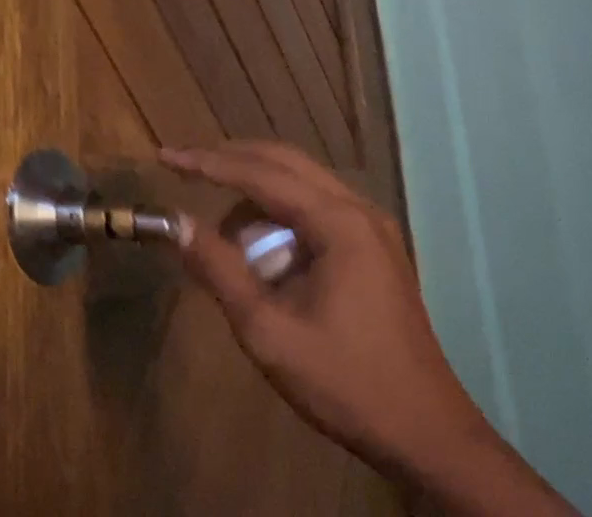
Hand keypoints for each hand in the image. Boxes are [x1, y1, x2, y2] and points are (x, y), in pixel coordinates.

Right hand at [160, 142, 492, 476]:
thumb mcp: (266, 329)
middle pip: (285, 163)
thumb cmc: (344, 382)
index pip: (260, 173)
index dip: (207, 162)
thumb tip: (175, 223)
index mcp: (339, 224)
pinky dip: (278, 216)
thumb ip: (218, 269)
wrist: (427, 435)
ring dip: (254, 194)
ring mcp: (373, 231)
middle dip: (230, 162)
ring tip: (218, 233)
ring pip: (301, 185)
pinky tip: (258, 250)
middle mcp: (360, 212)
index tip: (165, 157)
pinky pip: (316, 211)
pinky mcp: (375, 252)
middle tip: (182, 169)